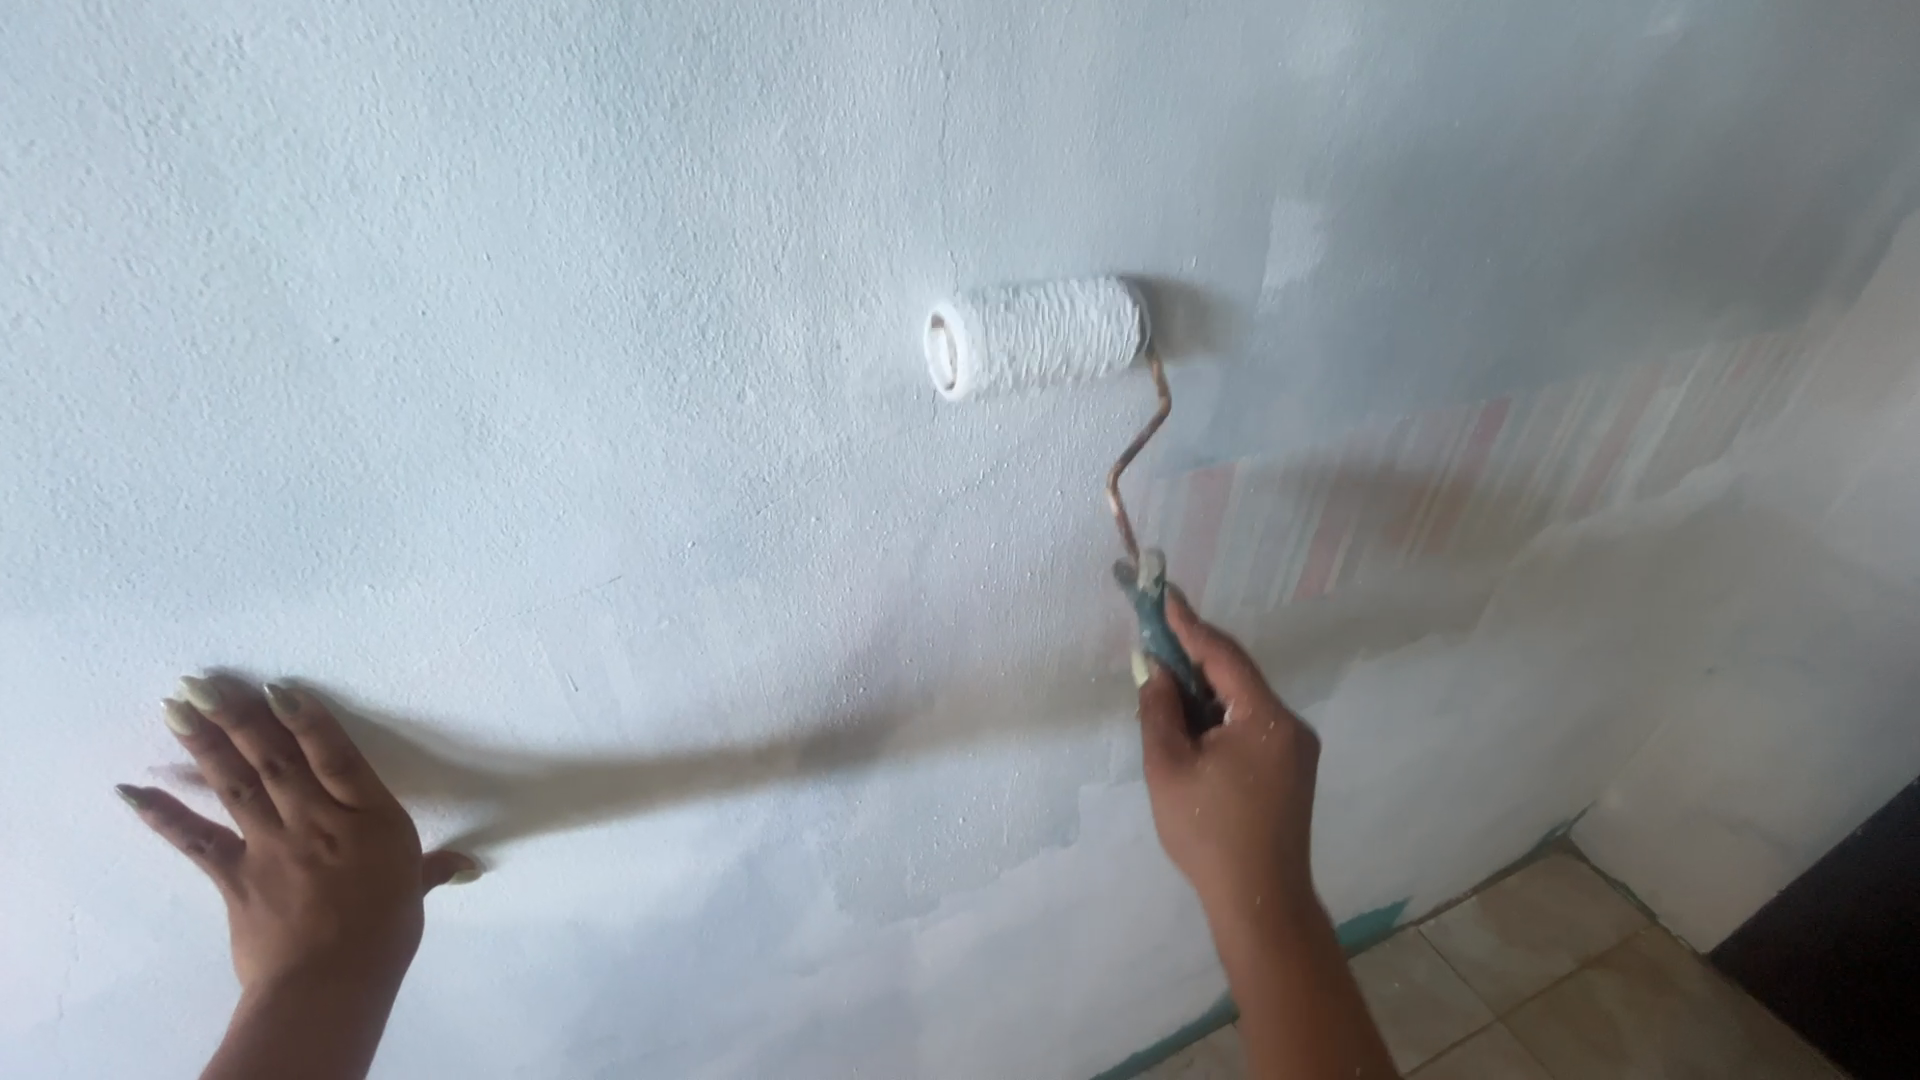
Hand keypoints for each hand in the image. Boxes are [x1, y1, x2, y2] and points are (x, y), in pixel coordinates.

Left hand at [117, 678, 476, 995]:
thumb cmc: (387, 926)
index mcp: (369, 815)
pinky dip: (163, 814)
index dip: (308, 720)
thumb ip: (433, 868)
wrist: (331, 979)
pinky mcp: (236, 875)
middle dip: (241, 718)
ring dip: (206, 744)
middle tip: (207, 681)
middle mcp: (318, 818)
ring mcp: (271, 844)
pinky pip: (195, 840)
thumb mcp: (414, 888)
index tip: (279, 687)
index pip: (336, 756)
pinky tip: (133, 789)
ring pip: (236, 785)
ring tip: (179, 706)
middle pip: (276, 760)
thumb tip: (468, 867)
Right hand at [1136, 593, 1320, 922]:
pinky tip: (1189, 716)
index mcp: (1264, 719)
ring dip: (1203, 685)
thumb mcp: (1168, 766)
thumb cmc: (1208, 833)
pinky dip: (1217, 711)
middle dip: (1193, 653)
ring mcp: (1294, 747)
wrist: (1259, 901)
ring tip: (1163, 673)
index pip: (1222, 655)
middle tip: (1154, 632)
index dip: (1188, 623)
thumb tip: (1157, 670)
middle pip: (1236, 673)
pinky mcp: (1289, 767)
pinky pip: (1248, 722)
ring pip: (1241, 698)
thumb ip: (1159, 709)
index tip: (1163, 594)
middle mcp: (1289, 724)